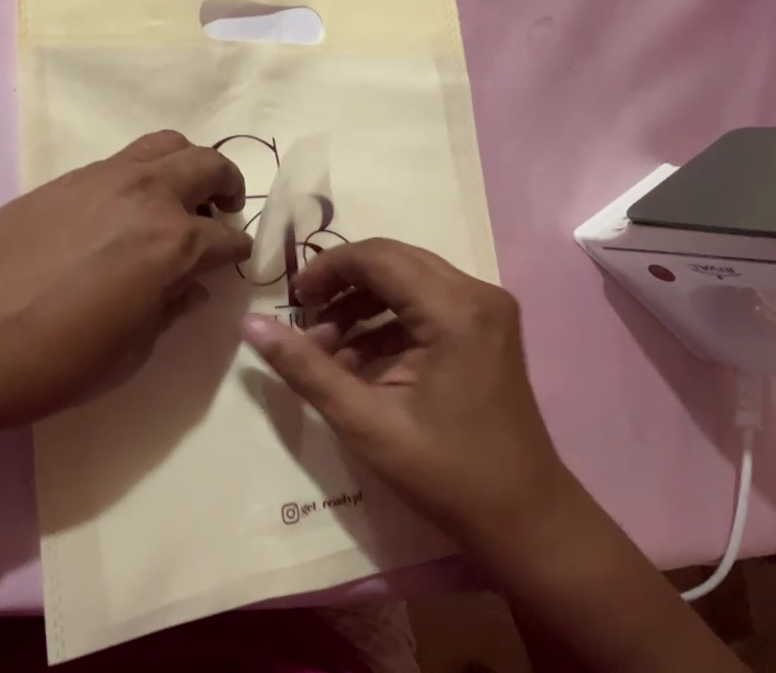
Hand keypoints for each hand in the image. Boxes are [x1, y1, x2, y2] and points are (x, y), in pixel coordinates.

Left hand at [0, 131, 249, 445]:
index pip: (224, 236)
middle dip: (225, 186)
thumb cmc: (49, 362)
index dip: (236, 250)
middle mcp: (143, 195)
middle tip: (221, 213)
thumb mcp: (128, 353)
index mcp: (170, 242)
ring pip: (162, 146)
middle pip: (204, 165)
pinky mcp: (61, 179)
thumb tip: (191, 286)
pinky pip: (120, 161)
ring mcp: (99, 179)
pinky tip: (123, 213)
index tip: (236, 260)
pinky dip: (141, 175)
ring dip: (184, 168)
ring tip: (177, 202)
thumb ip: (169, 309)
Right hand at [240, 239, 572, 547]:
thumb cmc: (446, 474)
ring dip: (362, 304)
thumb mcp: (366, 421)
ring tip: (324, 347)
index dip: (327, 269)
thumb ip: (306, 368)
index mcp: (455, 309)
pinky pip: (426, 305)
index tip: (291, 299)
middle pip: (394, 261)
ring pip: (409, 280)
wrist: (524, 520)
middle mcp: (477, 294)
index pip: (378, 257)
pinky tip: (357, 361)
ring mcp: (487, 311)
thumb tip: (250, 326)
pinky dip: (387, 322)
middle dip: (342, 284)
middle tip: (303, 318)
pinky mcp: (486, 329)